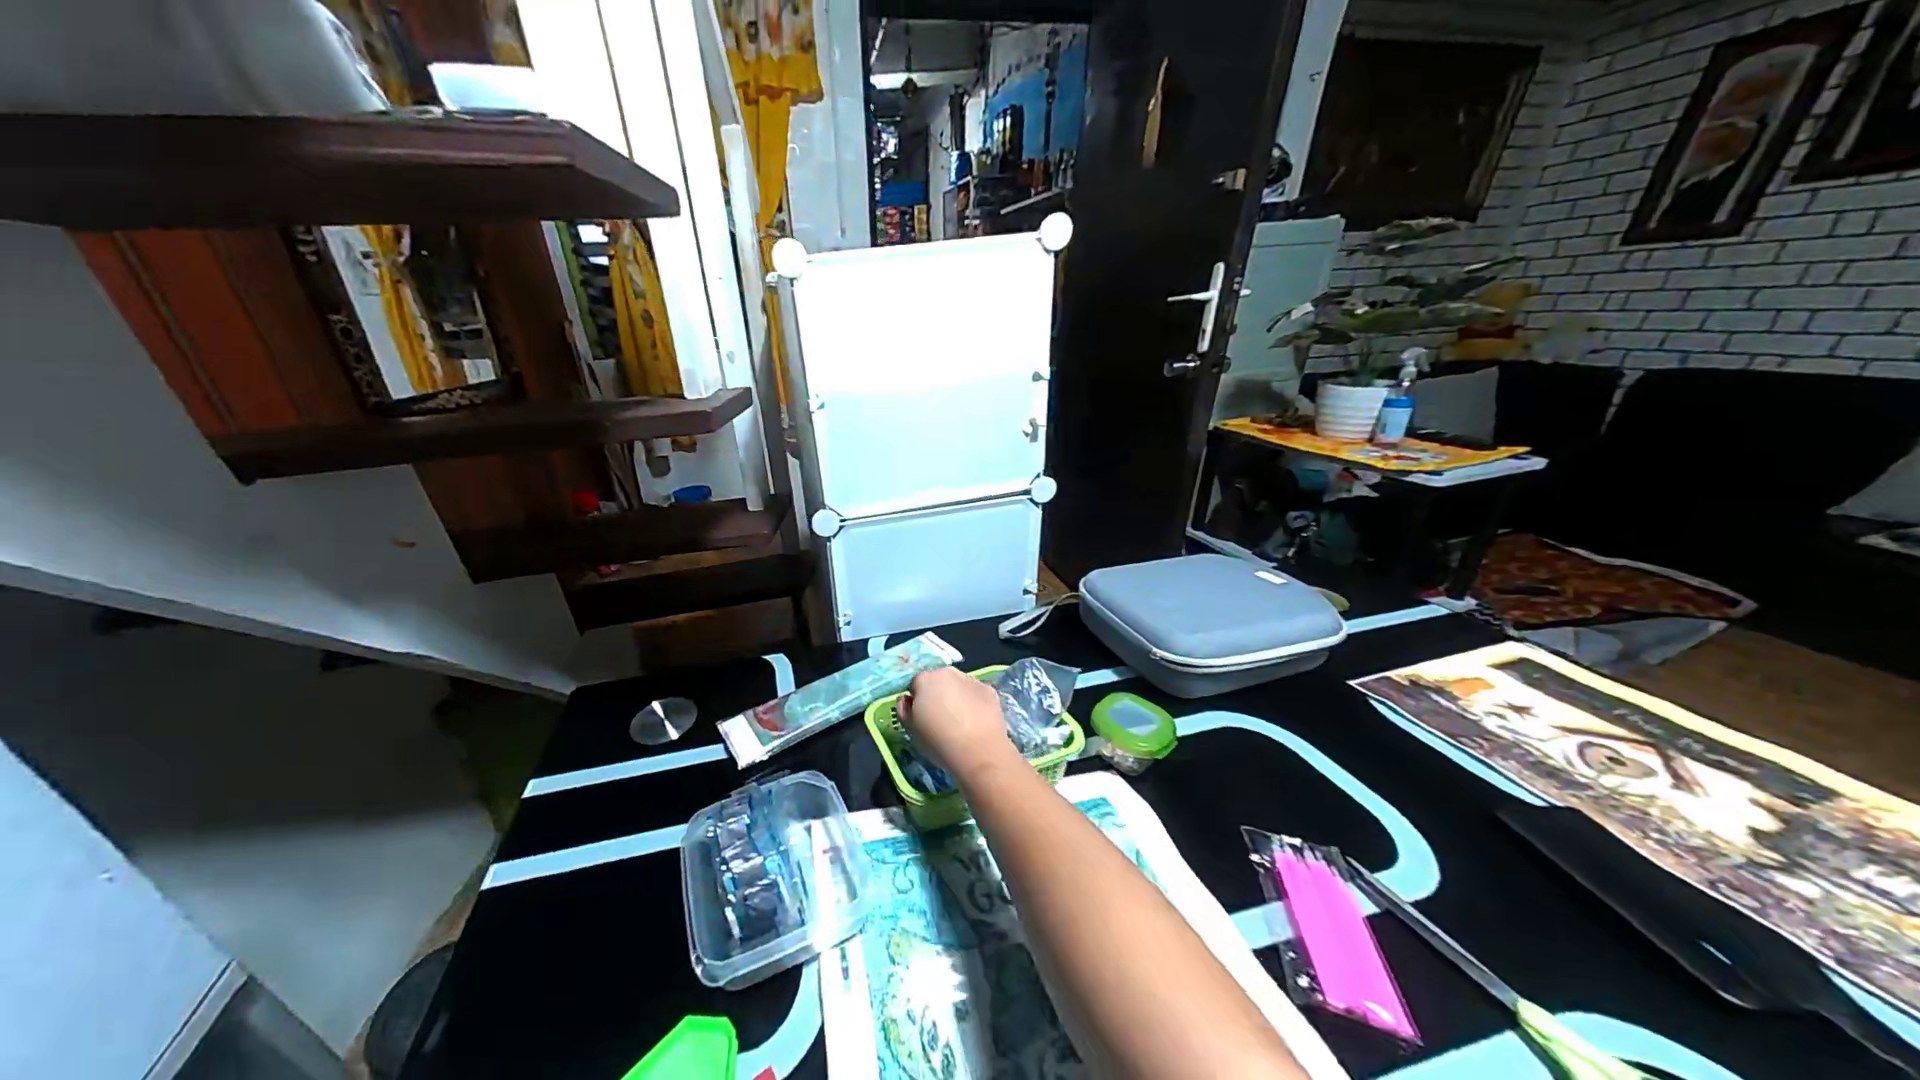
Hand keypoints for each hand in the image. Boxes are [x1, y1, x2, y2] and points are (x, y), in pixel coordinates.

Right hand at [899, 668, 1018, 785]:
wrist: (978, 751)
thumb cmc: (938, 741)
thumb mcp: (910, 729)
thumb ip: (903, 709)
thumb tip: (906, 699)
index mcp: (925, 679)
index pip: (916, 683)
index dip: (917, 700)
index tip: (921, 716)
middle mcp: (948, 673)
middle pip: (939, 680)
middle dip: (938, 694)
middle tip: (940, 718)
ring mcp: (971, 680)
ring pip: (959, 685)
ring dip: (957, 696)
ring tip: (960, 721)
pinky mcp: (989, 690)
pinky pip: (976, 694)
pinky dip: (974, 703)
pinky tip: (976, 721)